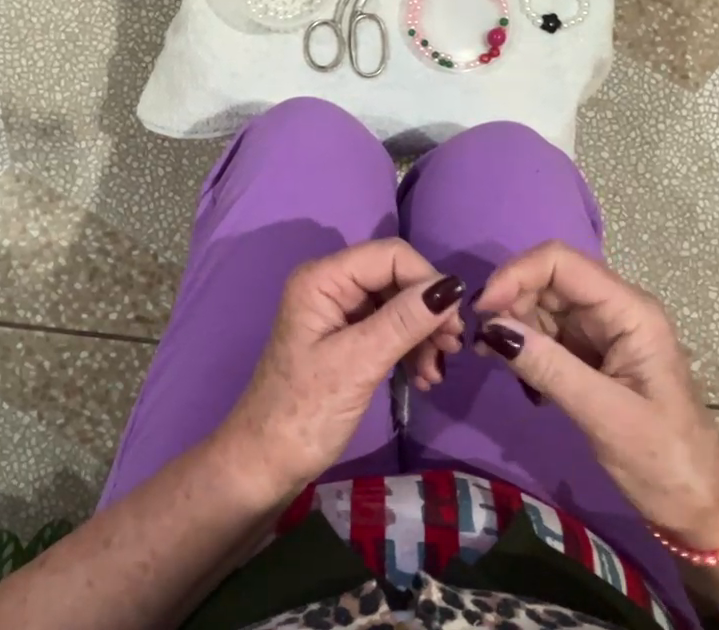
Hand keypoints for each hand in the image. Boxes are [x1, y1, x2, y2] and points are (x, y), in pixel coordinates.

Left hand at [217, 239, 465, 498]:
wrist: (265, 463)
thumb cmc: (305, 413)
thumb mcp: (359, 363)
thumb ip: (404, 321)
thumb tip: (453, 287)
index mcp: (322, 279)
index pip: (391, 255)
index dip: (427, 281)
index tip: (452, 325)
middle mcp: (330, 285)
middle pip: (396, 278)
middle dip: (427, 311)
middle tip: (451, 351)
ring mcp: (337, 312)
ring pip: (398, 305)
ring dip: (422, 335)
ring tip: (434, 375)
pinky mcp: (345, 338)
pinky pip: (389, 329)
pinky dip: (409, 349)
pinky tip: (422, 379)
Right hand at [472, 242, 718, 549]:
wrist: (698, 506)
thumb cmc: (664, 460)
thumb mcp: (604, 415)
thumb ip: (548, 367)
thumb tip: (491, 329)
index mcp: (630, 311)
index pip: (561, 262)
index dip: (516, 275)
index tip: (482, 311)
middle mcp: (615, 310)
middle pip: (548, 278)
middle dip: (510, 300)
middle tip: (482, 342)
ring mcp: (602, 331)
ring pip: (542, 304)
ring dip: (512, 323)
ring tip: (490, 357)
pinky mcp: (590, 354)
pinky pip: (546, 332)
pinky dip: (521, 343)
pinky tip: (509, 367)